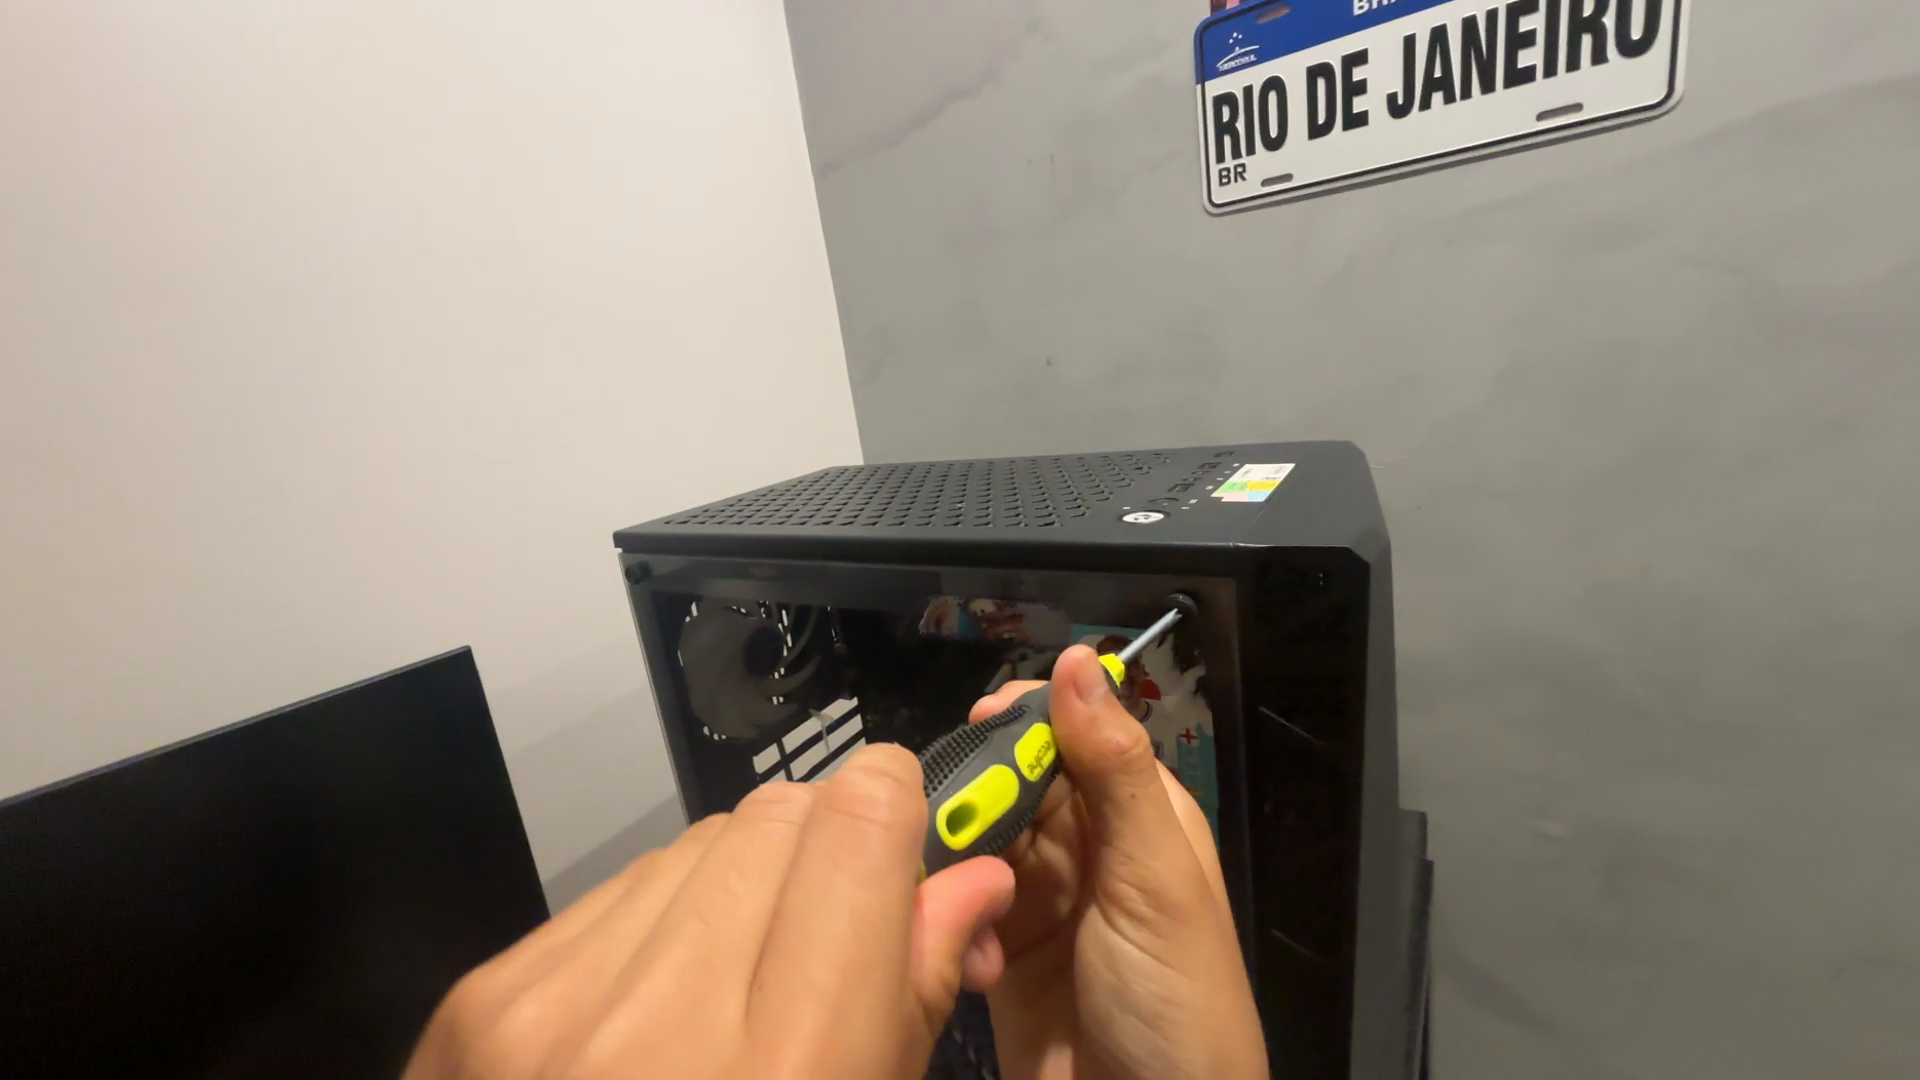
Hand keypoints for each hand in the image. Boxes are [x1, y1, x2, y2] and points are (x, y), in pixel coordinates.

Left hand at [404, 745, 1015, 1079]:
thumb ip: (921, 987)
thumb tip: (976, 871)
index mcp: (794, 1069)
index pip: (859, 821)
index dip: (893, 800)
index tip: (900, 832)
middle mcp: (667, 1020)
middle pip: (781, 810)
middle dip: (822, 843)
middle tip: (822, 919)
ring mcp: (559, 1003)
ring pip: (705, 837)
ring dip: (740, 877)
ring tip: (728, 977)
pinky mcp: (486, 994)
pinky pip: (627, 884)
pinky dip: (665, 913)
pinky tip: (650, 1002)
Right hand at [973, 646, 1267, 1079]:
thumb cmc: (1172, 997)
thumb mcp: (1153, 877)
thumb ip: (1112, 769)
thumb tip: (1078, 660)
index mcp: (1136, 812)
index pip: (1078, 734)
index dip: (1030, 717)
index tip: (981, 717)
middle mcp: (1087, 841)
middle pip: (1021, 779)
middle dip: (983, 779)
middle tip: (941, 792)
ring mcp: (1042, 890)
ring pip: (986, 829)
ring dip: (960, 835)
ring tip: (935, 849)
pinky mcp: (1001, 936)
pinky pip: (966, 889)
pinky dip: (951, 890)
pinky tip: (944, 903)